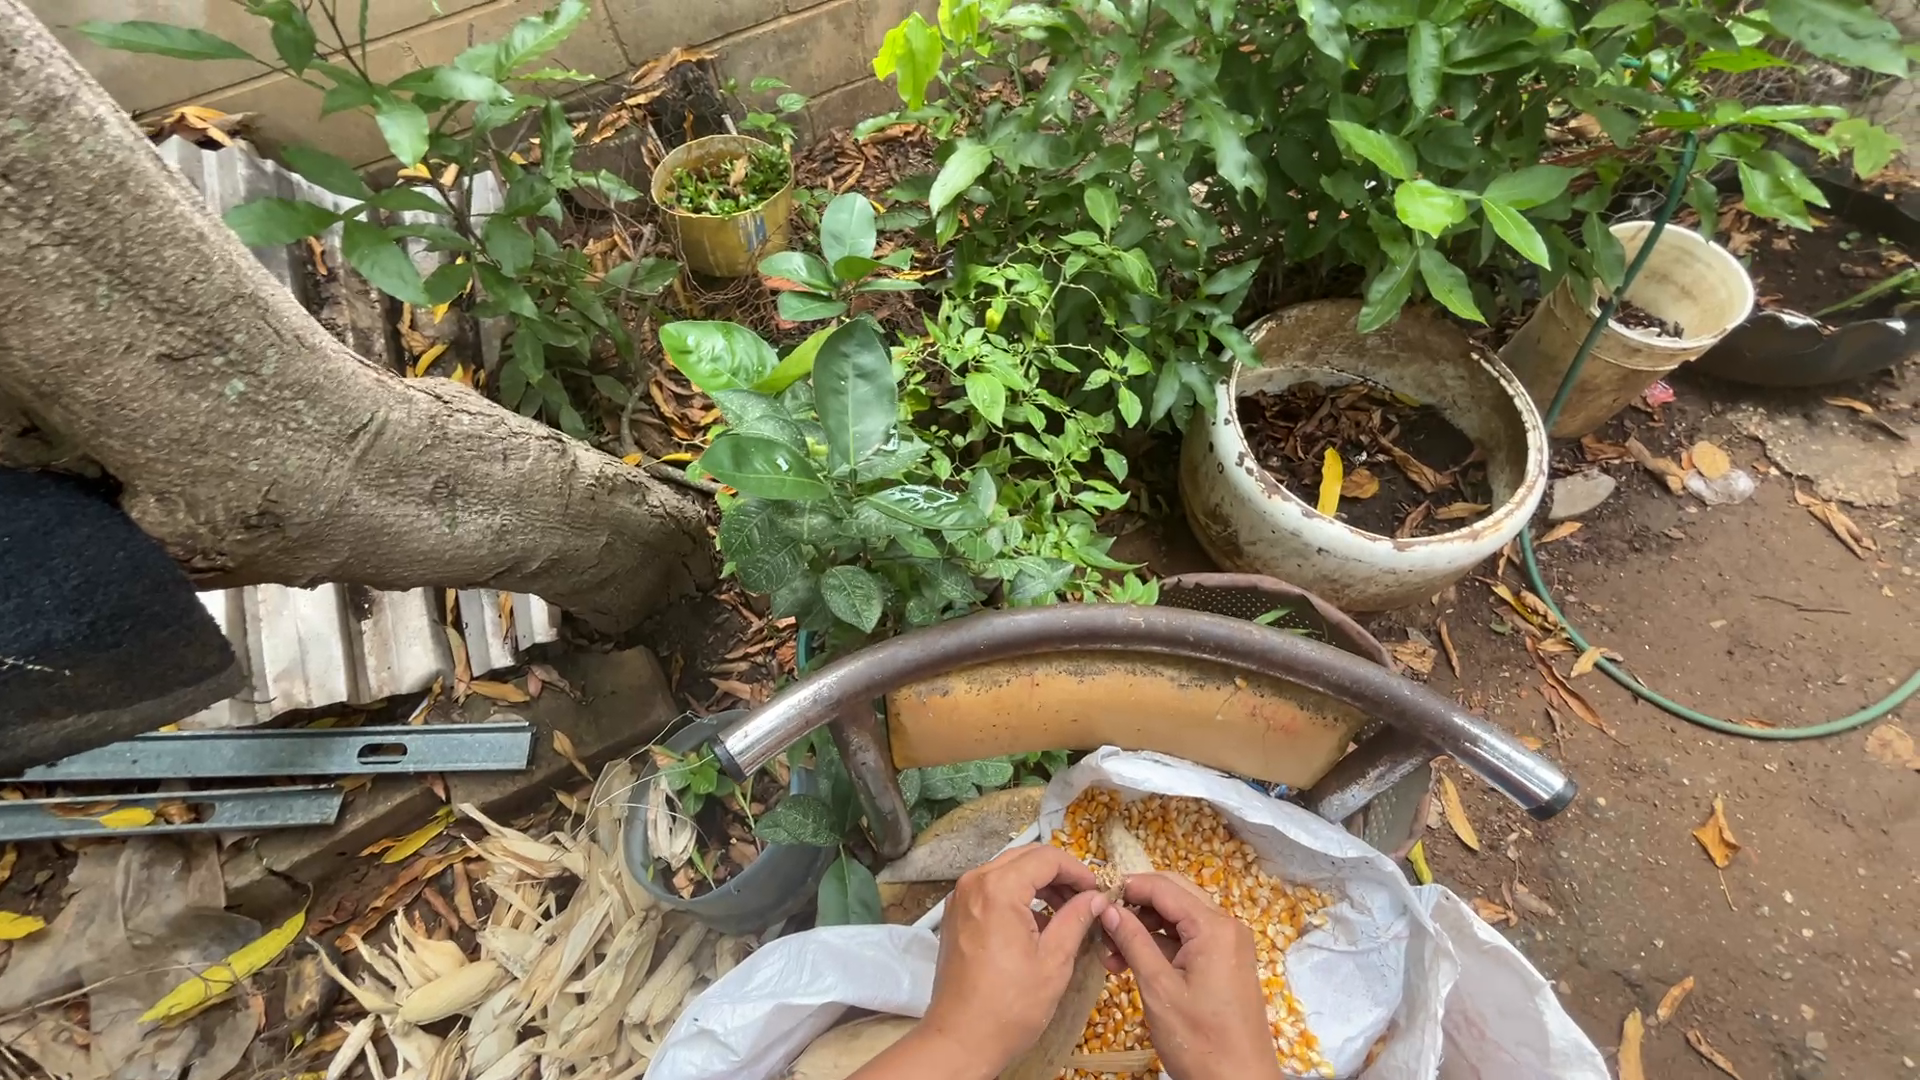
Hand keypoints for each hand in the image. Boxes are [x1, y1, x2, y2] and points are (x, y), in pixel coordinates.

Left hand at [916, 844, 1108, 1077]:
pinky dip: (1016, 894)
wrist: (959, 1040)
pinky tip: (1037, 920)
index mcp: (998, 888)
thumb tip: (1094, 898)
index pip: (1046, 858)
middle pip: (1025, 857)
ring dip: (1038, 883)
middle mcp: (974, 882)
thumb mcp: (1053, 962)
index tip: (1096, 889)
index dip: (1076, 870)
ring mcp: (961, 896)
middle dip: (1058, 873)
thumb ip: (1075, 920)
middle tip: (1084, 897)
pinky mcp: (956, 912)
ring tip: (1065, 909)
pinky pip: (991, 887)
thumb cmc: (1008, 1006)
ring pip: (1007, 870)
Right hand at [1100, 872, 1281, 1079]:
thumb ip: (1132, 940)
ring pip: (1177, 917)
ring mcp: (1228, 945)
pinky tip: (1132, 963)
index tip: (1096, 899)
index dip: (1127, 887)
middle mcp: (1226, 926)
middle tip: (1105, 925)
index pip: (1163, 887)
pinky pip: (1187, 938)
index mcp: (1213, 927)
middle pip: (1172, 895)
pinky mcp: (1225, 963)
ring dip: (1144, 927)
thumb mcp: (1158, 988)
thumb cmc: (1201, 1042)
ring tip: (1112, 954)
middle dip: (1136, 906)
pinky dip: (1160, 945)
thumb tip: (1107, 907)